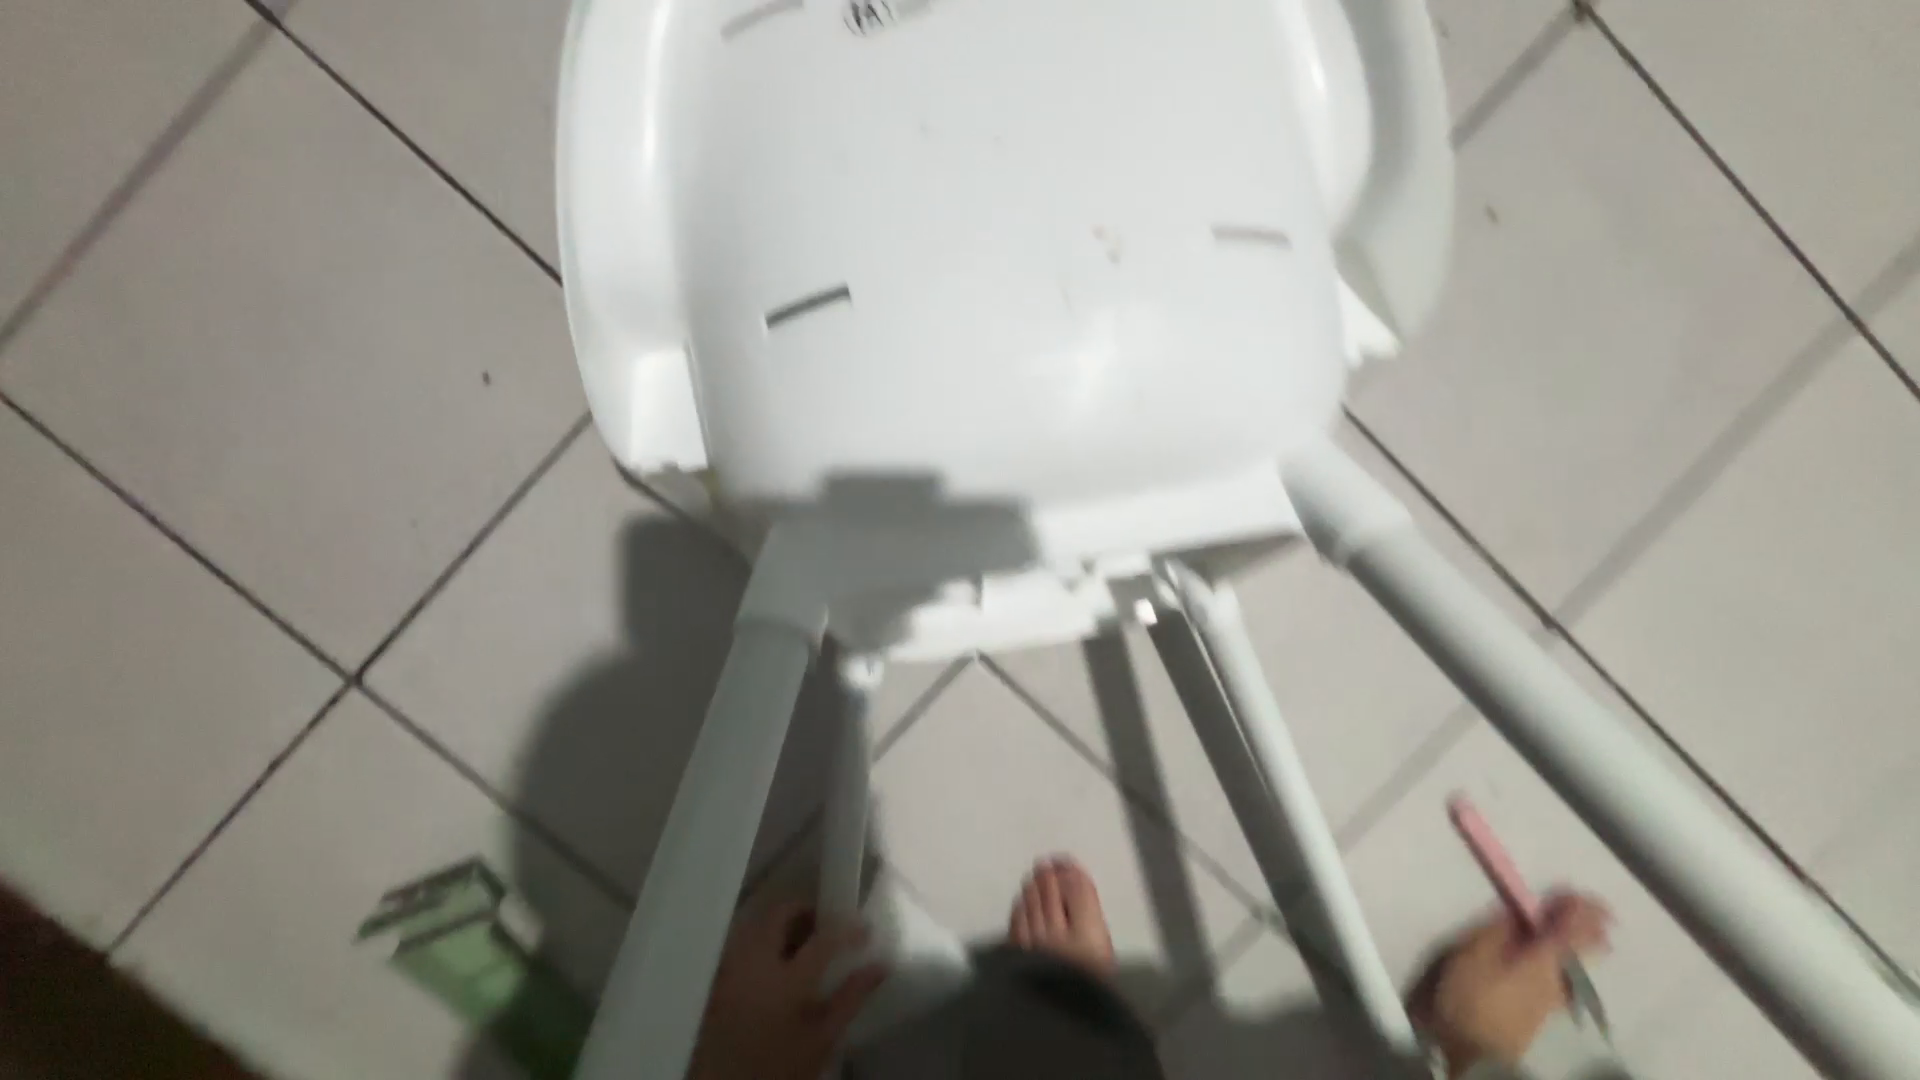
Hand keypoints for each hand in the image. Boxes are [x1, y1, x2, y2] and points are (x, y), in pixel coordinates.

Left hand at [689, 901, 887, 1079]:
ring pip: (758, 923)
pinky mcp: (717, 978)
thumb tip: (881, 966)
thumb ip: (851, 998)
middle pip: (781, 914)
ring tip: (803, 942)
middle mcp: (754, 963)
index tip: (866, 929)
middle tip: (827, 925)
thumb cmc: (779, 1068)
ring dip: (784, 923)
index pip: (823, 938)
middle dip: (808, 911)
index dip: (848, 928)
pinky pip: (742, 941)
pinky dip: (763, 939)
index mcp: (785, 981)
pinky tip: (776, 961)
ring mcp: (730, 968)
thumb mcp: (821, 1041)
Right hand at [1416, 891, 1611, 1076]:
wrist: (1477, 1053)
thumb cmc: (1472, 996)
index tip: (1583, 893)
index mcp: (1543, 961)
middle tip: (1590, 908)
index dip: (1583, 912)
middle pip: (1585, 952)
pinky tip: (1556, 955)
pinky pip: (1564, 973)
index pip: (1575, 933)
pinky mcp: (1542, 1008)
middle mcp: (1558, 979)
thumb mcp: (1473, 954)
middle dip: (1589, 928)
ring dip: (1580, 942)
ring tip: (1578, 926)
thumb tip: (1518, 912)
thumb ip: (1497, 930)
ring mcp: (1554, 997)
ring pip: (1577, 964)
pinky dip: (1566, 956)